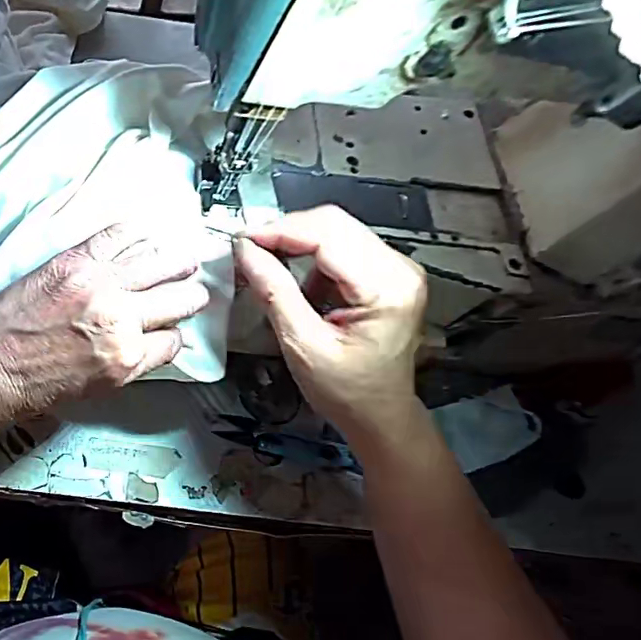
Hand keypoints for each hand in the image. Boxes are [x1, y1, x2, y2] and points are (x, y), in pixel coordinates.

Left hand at [0, 223, 211, 423]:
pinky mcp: (76, 261)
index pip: (174, 341)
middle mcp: (122, 319)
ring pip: (157, 264)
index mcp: (127, 359)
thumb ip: (128, 364)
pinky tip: (147, 231)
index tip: (172, 328)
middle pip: (176, 300)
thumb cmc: (32, 389)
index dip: (175, 334)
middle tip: (195, 289)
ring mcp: (100, 285)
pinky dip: (136, 233)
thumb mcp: (94, 391)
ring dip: (177, 261)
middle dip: (190, 296)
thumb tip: (150, 343)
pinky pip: (118, 236)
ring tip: (188, 257)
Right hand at [231, 206, 427, 442]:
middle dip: (285, 234)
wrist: (378, 415)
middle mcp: (399, 268)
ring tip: (265, 270)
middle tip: (246, 251)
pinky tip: (293, 284)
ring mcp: (394, 269)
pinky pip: (340, 250)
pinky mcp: (383, 275)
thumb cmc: (345, 391)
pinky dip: (308, 259)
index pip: (329, 234)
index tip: (241, 240)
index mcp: (388, 286)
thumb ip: (275, 293)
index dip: (280, 231)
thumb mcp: (302, 345)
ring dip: (295, 246)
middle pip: (334, 225)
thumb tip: (246, 252)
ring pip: (335, 233)